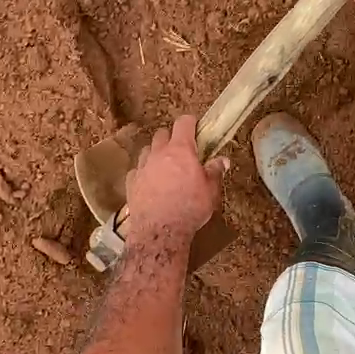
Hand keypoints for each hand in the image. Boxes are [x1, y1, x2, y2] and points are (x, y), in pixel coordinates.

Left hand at [122, 115, 229, 249]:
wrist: (160, 231)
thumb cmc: (190, 208)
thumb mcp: (211, 190)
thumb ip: (215, 172)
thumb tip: (223, 160)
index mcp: (181, 150)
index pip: (183, 123)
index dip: (190, 122)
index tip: (195, 126)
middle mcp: (159, 154)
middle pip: (162, 134)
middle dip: (171, 138)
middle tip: (182, 150)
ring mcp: (142, 167)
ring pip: (147, 150)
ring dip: (156, 153)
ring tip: (165, 166)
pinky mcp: (131, 183)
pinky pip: (137, 170)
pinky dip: (144, 172)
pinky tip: (150, 183)